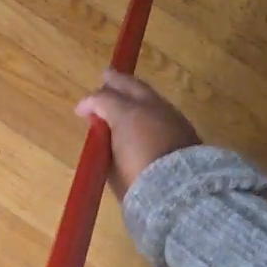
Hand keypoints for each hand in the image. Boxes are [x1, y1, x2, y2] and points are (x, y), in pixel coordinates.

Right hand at [75, 69, 201, 195]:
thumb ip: (104, 139)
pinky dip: (150, 109)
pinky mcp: (186, 128)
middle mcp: (150, 107)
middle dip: (116, 82)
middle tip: (106, 77)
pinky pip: (163, 109)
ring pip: (149, 96)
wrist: (177, 190)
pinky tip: (146, 117)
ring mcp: (171, 115)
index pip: (104, 98)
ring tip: (125, 98)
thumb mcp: (111, 163)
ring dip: (135, 94)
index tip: (81, 110)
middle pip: (130, 87)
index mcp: (127, 114)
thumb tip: (99, 126)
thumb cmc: (136, 178)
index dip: (91, 101)